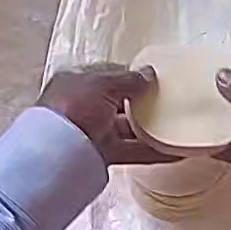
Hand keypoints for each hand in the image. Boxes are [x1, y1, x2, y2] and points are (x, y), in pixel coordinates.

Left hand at [38, 64, 176, 164]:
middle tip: (168, 103)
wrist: (56, 152)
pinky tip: (172, 151)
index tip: (154, 80)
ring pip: (127, 129)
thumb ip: (129, 79)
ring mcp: (93, 132)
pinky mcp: (102, 155)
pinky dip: (152, 151)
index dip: (131, 76)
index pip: (109, 75)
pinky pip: (132, 151)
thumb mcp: (102, 84)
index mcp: (77, 82)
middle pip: (120, 103)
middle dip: (143, 104)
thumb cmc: (72, 107)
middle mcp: (84, 106)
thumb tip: (149, 74)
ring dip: (150, 129)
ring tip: (174, 127)